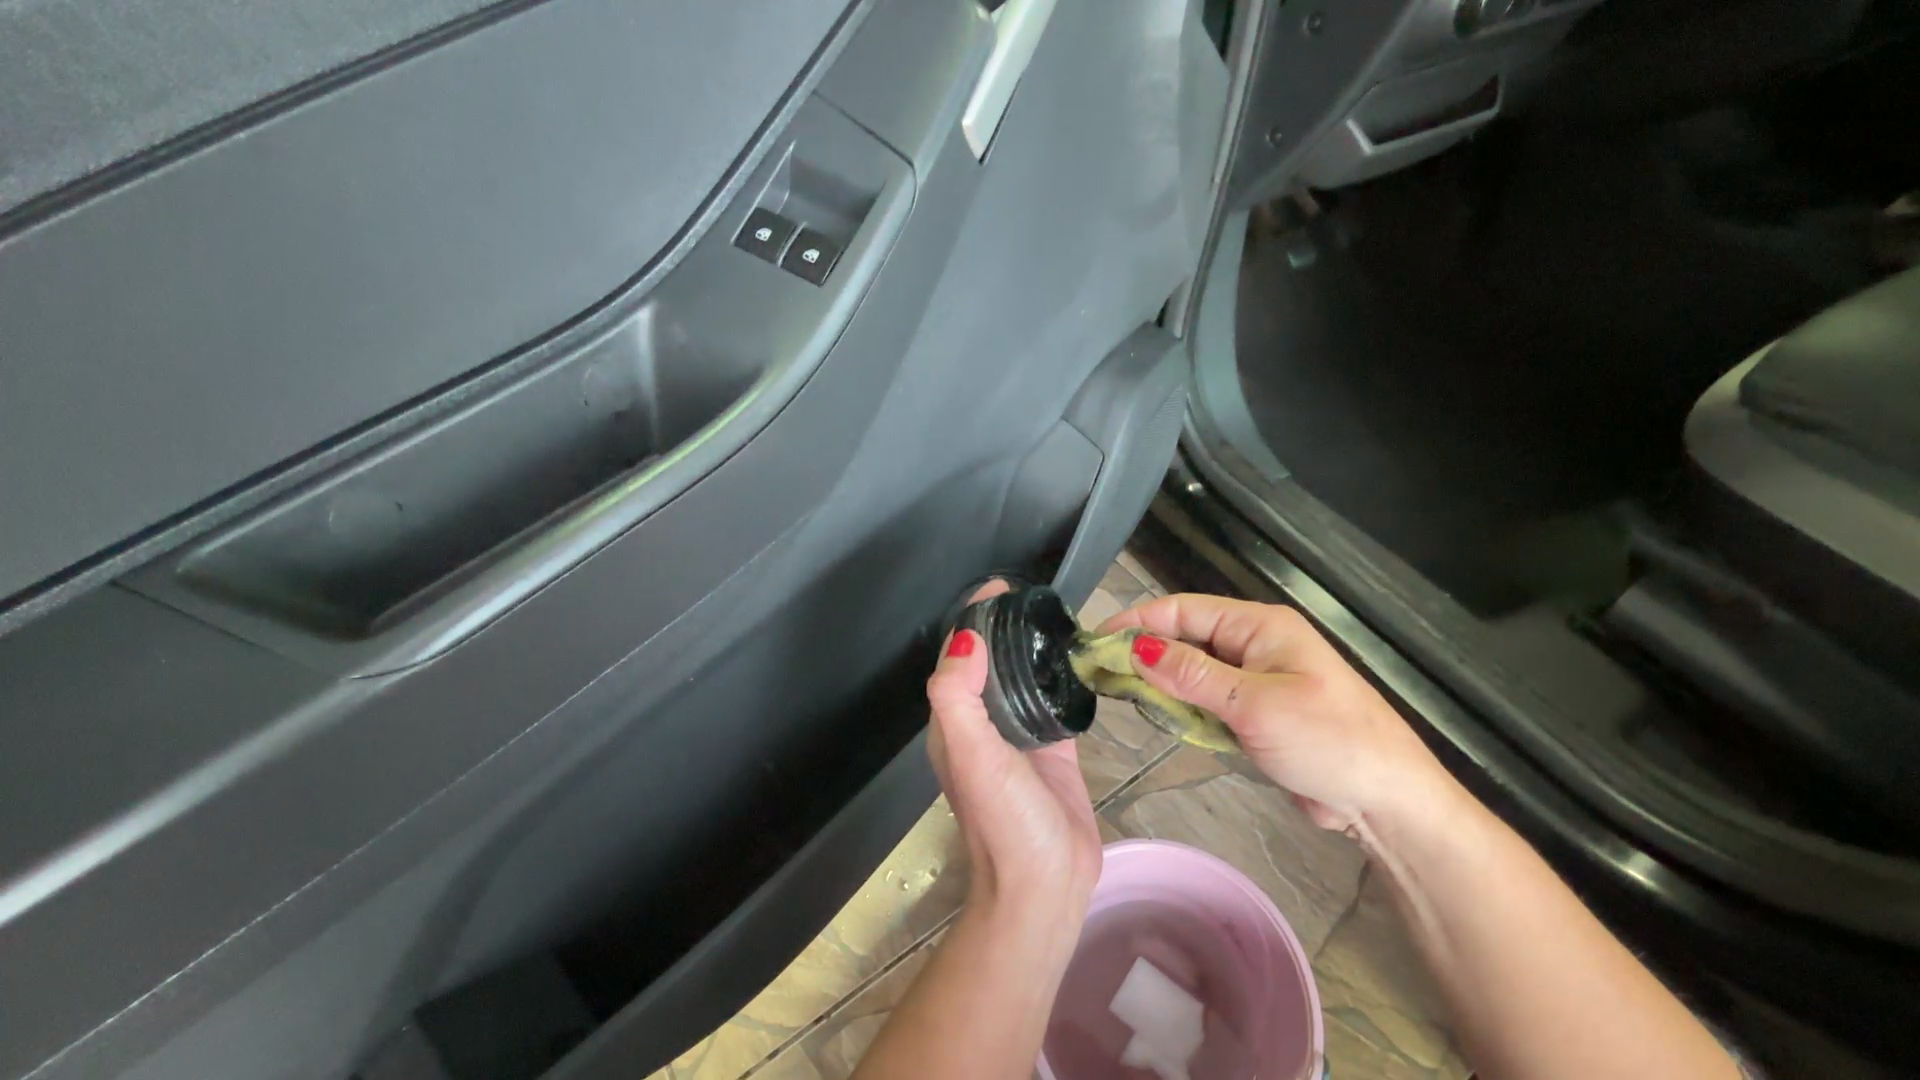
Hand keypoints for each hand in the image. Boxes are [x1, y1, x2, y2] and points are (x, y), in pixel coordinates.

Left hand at [928, 581, 1102, 916]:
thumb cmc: (1004, 821)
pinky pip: (1055, 701)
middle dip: (1004, 627)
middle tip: (1036, 597)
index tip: (1001, 588)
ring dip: (1032, 648)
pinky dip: (1061, 677)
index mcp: (955, 723)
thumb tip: (966, 638)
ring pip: (1022, 680)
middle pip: (991, 663)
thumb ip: (958, 696)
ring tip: (1058, 617)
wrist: (1044, 885)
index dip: (974, 620)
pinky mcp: (1055, 749)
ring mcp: (1020, 737)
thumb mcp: (970, 754)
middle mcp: (983, 725)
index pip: (959, 657)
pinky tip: (1080, 658)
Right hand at [1101, 593, 1450, 832]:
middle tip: (1098, 674)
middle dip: (1144, 653)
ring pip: (1194, 672)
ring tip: (1119, 695)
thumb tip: (1137, 648)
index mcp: (1260, 627)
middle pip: (1186, 638)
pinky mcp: (1258, 712)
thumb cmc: (1327, 740)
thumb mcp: (1254, 704)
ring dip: (1162, 683)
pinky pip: (1209, 701)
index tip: (1095, 642)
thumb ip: (1192, 676)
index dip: (1137, 622)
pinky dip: (1184, 707)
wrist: (1385, 798)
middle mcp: (1256, 645)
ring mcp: (1258, 680)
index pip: (1184, 610)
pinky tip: (1161, 717)